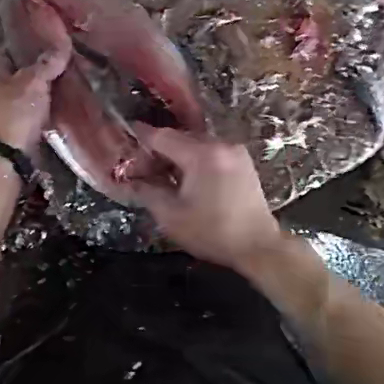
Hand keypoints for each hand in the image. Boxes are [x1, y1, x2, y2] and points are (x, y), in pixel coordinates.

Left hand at [0, 45, 71, 152]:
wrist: (3, 159)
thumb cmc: (13, 112)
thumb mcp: (35, 82)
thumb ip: (47, 63)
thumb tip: (62, 46)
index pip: (9, 52)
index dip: (31, 58)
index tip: (50, 64)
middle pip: (12, 76)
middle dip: (32, 80)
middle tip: (55, 81)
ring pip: (14, 97)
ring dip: (31, 99)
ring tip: (53, 99)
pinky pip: (15, 114)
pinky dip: (27, 115)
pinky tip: (44, 117)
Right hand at [126, 124, 287, 270]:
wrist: (258, 246)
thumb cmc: (213, 233)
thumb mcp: (171, 216)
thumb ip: (148, 192)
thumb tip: (132, 180)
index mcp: (202, 154)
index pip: (163, 137)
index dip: (142, 139)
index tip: (126, 140)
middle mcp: (220, 145)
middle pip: (181, 139)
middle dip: (159, 152)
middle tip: (143, 171)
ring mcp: (235, 152)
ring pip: (197, 146)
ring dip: (178, 158)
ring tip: (164, 178)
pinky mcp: (243, 163)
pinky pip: (212, 154)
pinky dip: (196, 162)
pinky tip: (187, 181)